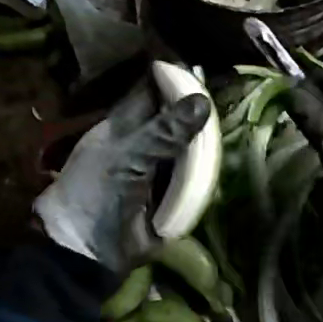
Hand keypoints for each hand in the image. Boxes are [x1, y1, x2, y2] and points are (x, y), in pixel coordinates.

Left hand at [33, 84, 212, 271]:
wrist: (87, 252)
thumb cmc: (95, 193)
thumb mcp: (128, 155)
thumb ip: (164, 130)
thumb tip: (202, 100)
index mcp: (123, 128)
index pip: (150, 93)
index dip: (171, 79)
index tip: (201, 69)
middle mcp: (143, 144)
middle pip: (175, 120)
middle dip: (197, 111)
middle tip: (229, 97)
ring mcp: (160, 171)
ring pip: (188, 147)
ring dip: (207, 141)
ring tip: (235, 123)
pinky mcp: (173, 197)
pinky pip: (195, 178)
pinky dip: (208, 170)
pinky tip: (227, 158)